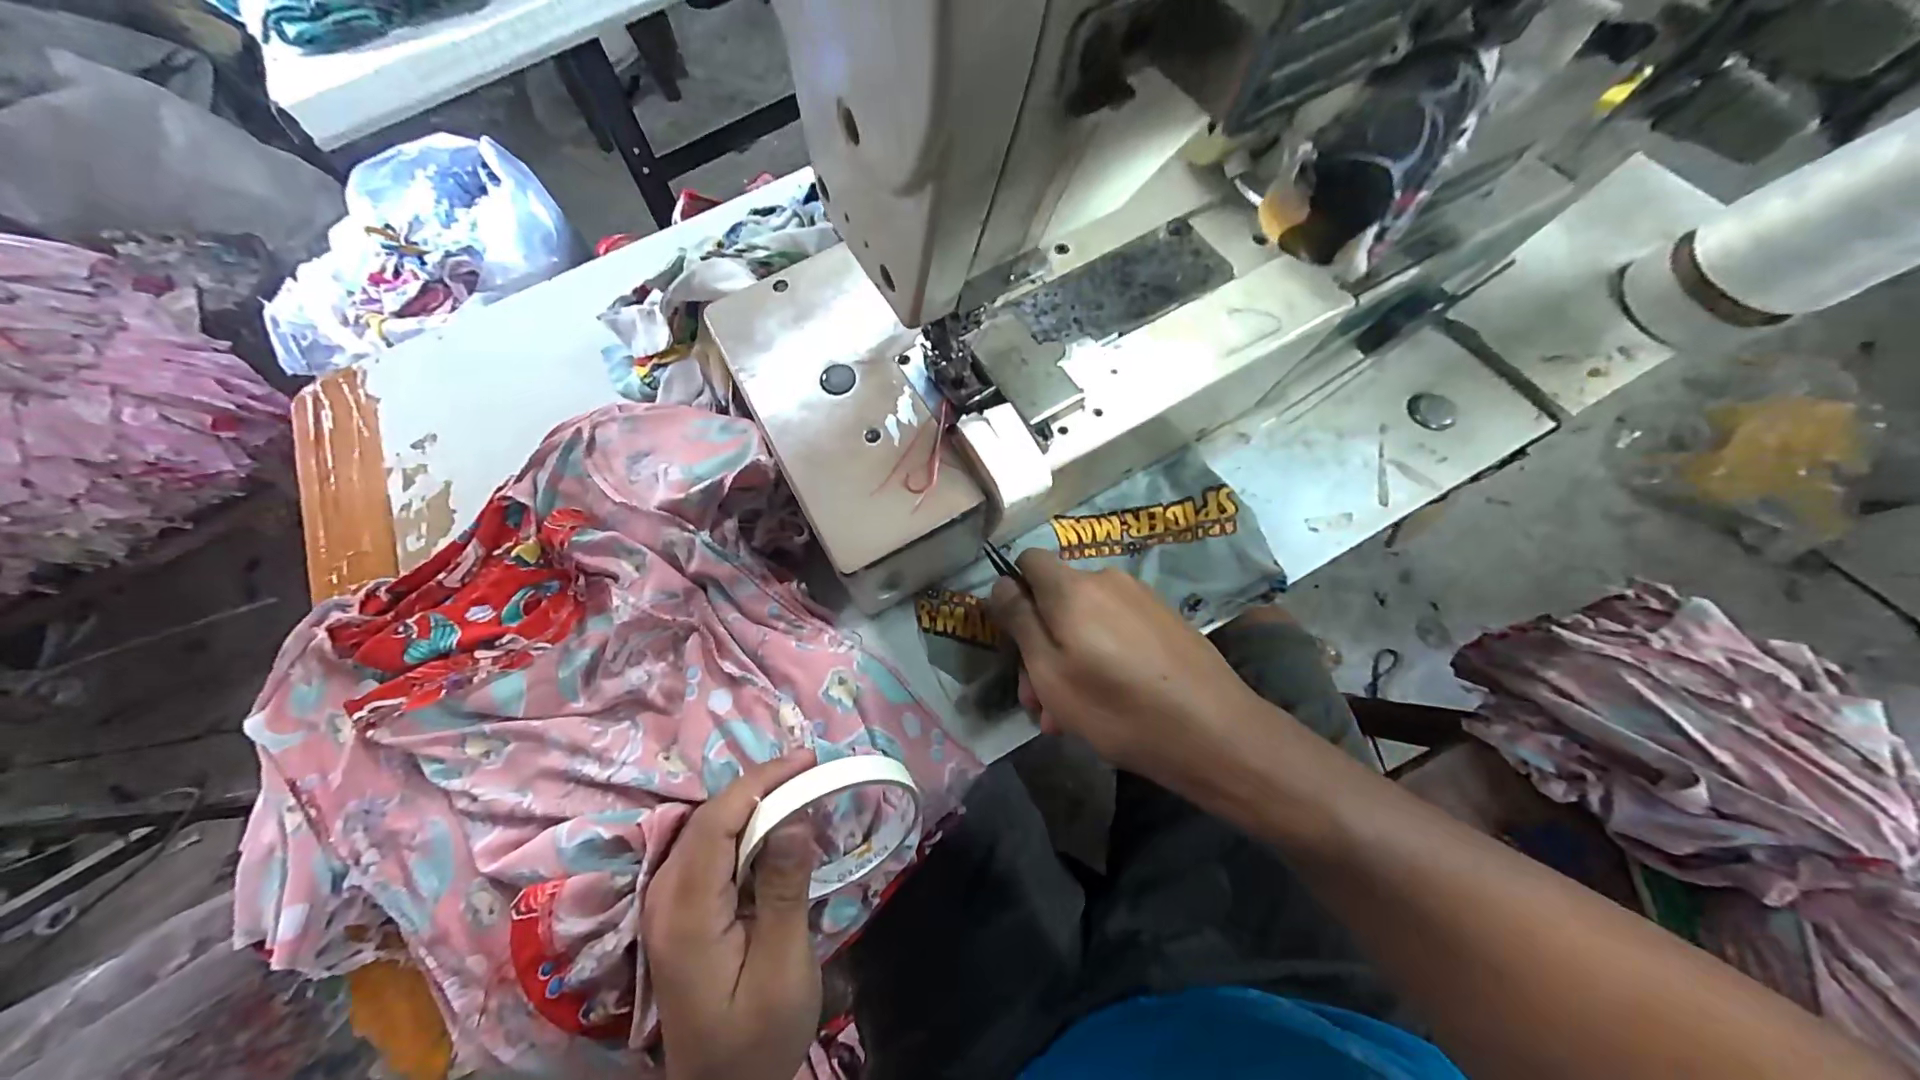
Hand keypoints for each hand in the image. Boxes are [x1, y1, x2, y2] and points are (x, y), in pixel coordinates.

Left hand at [645, 751, 821, 1079]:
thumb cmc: (758, 1035)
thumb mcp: (783, 967)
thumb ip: (785, 889)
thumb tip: (794, 818)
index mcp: (686, 912)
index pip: (715, 822)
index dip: (760, 782)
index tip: (807, 762)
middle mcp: (663, 898)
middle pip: (708, 819)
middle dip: (760, 786)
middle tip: (811, 771)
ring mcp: (665, 904)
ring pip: (706, 829)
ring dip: (753, 802)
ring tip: (800, 788)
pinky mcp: (678, 910)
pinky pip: (707, 849)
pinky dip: (743, 826)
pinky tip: (774, 825)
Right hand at [987, 550, 1269, 784]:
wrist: (1215, 732)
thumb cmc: (1117, 707)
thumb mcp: (1050, 671)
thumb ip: (1019, 621)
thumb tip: (1000, 582)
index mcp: (1072, 587)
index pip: (1028, 560)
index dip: (1013, 594)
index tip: (1014, 640)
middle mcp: (1107, 580)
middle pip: (1056, 600)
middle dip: (1039, 646)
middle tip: (1038, 701)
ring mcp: (1141, 600)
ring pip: (1085, 622)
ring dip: (1069, 660)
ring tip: (1070, 715)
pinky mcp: (1166, 622)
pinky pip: (1116, 631)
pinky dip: (1101, 658)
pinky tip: (1109, 702)